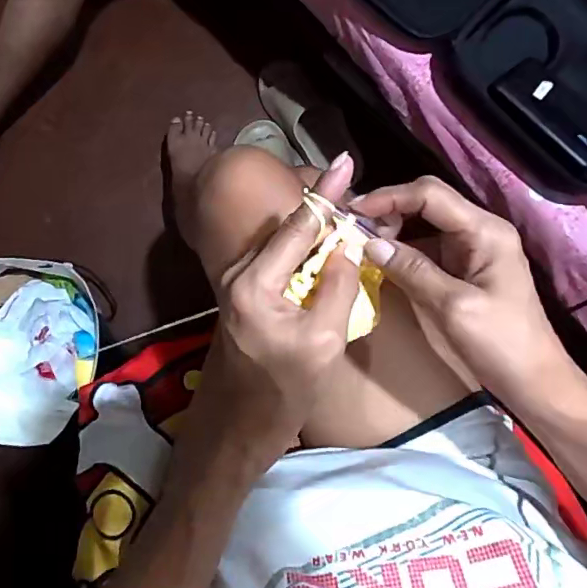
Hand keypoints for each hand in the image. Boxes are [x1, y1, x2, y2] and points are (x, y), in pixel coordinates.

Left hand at [188, 157, 359, 466]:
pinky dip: (301, 250)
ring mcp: (236, 282)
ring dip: (312, 229)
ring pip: (280, 241)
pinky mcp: (242, 294)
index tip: (346, 161)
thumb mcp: (323, 341)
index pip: (297, 226)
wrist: (238, 426)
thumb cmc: (282, 391)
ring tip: (346, 215)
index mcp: (254, 281)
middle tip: (351, 186)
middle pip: (286, 227)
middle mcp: (238, 272)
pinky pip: (276, 259)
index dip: (326, 194)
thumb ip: (337, 287)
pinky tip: (325, 249)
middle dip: (320, 206)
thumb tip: (347, 245)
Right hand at [353, 177, 575, 410]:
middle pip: (428, 202)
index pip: (430, 194)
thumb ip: (412, 270)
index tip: (353, 211)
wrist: (534, 381)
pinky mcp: (465, 268)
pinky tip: (382, 260)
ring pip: (425, 223)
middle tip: (353, 228)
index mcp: (485, 231)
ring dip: (394, 229)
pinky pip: (428, 247)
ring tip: (361, 243)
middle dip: (389, 210)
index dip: (389, 197)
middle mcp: (480, 230)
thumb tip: (369, 243)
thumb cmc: (501, 343)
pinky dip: (403, 249)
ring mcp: (473, 249)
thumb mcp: (452, 306)